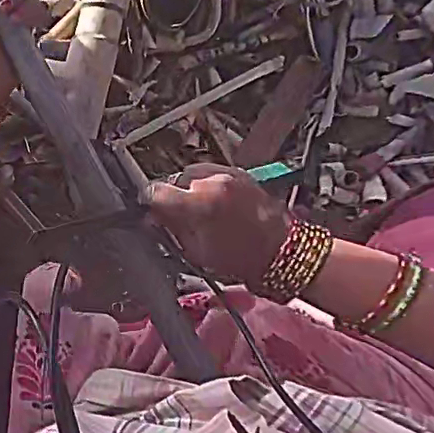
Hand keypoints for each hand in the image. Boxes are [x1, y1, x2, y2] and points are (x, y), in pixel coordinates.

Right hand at [145, 165, 291, 285]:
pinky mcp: (238, 172)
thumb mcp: (196, 253)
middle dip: (171, 198)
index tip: (149, 212)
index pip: (154, 192)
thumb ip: (170, 230)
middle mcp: (211, 182)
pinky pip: (209, 173)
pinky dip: (205, 185)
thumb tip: (151, 217)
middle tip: (177, 218)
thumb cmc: (246, 260)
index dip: (148, 204)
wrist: (285, 252)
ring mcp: (226, 174)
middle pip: (171, 181)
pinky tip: (212, 203)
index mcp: (198, 204)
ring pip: (189, 175)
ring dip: (188, 190)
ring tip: (198, 211)